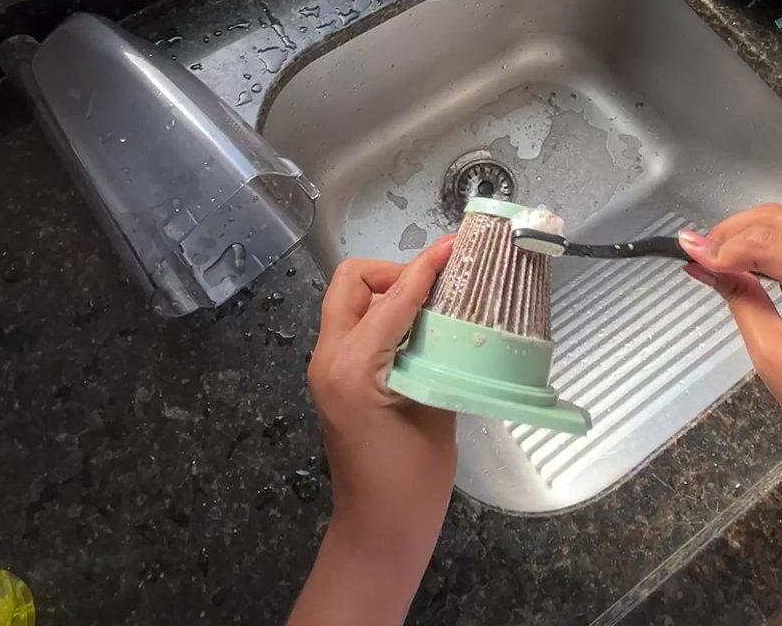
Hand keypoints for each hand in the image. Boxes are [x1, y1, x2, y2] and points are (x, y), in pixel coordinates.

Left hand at [308, 235, 458, 553]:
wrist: (378, 534)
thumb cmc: (413, 485)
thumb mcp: (436, 410)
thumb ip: (440, 353)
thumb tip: (456, 311)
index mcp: (353, 368)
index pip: (394, 298)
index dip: (427, 268)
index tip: (455, 246)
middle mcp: (329, 359)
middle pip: (352, 281)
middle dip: (395, 272)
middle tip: (436, 289)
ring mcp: (326, 368)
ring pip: (350, 299)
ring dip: (388, 291)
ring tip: (432, 306)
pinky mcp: (334, 378)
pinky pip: (355, 325)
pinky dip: (384, 314)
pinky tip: (418, 330)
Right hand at [678, 204, 781, 480]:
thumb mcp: (772, 354)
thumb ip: (739, 297)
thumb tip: (699, 261)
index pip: (771, 242)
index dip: (725, 246)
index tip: (690, 256)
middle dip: (736, 231)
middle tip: (701, 254)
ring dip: (754, 236)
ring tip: (720, 260)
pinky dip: (776, 247)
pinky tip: (755, 270)